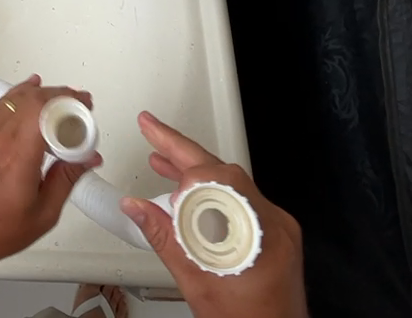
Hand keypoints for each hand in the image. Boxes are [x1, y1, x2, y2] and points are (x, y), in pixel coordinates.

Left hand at [0, 76, 99, 268]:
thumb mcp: (43, 213)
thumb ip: (66, 180)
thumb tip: (87, 158)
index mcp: (18, 155)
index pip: (46, 111)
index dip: (69, 102)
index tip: (85, 106)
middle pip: (33, 99)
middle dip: (61, 95)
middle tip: (80, 102)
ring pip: (16, 97)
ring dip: (42, 93)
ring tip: (62, 97)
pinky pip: (1, 104)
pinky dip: (19, 95)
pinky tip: (30, 91)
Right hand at [120, 112, 306, 317]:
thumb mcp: (198, 283)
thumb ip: (165, 239)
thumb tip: (136, 207)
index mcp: (264, 233)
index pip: (223, 181)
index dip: (189, 174)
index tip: (164, 175)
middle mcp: (275, 223)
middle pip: (222, 173)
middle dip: (181, 149)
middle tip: (150, 127)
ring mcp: (275, 226)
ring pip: (227, 182)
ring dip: (191, 167)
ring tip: (158, 154)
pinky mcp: (271, 232)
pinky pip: (235, 198)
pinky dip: (206, 188)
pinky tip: (183, 188)